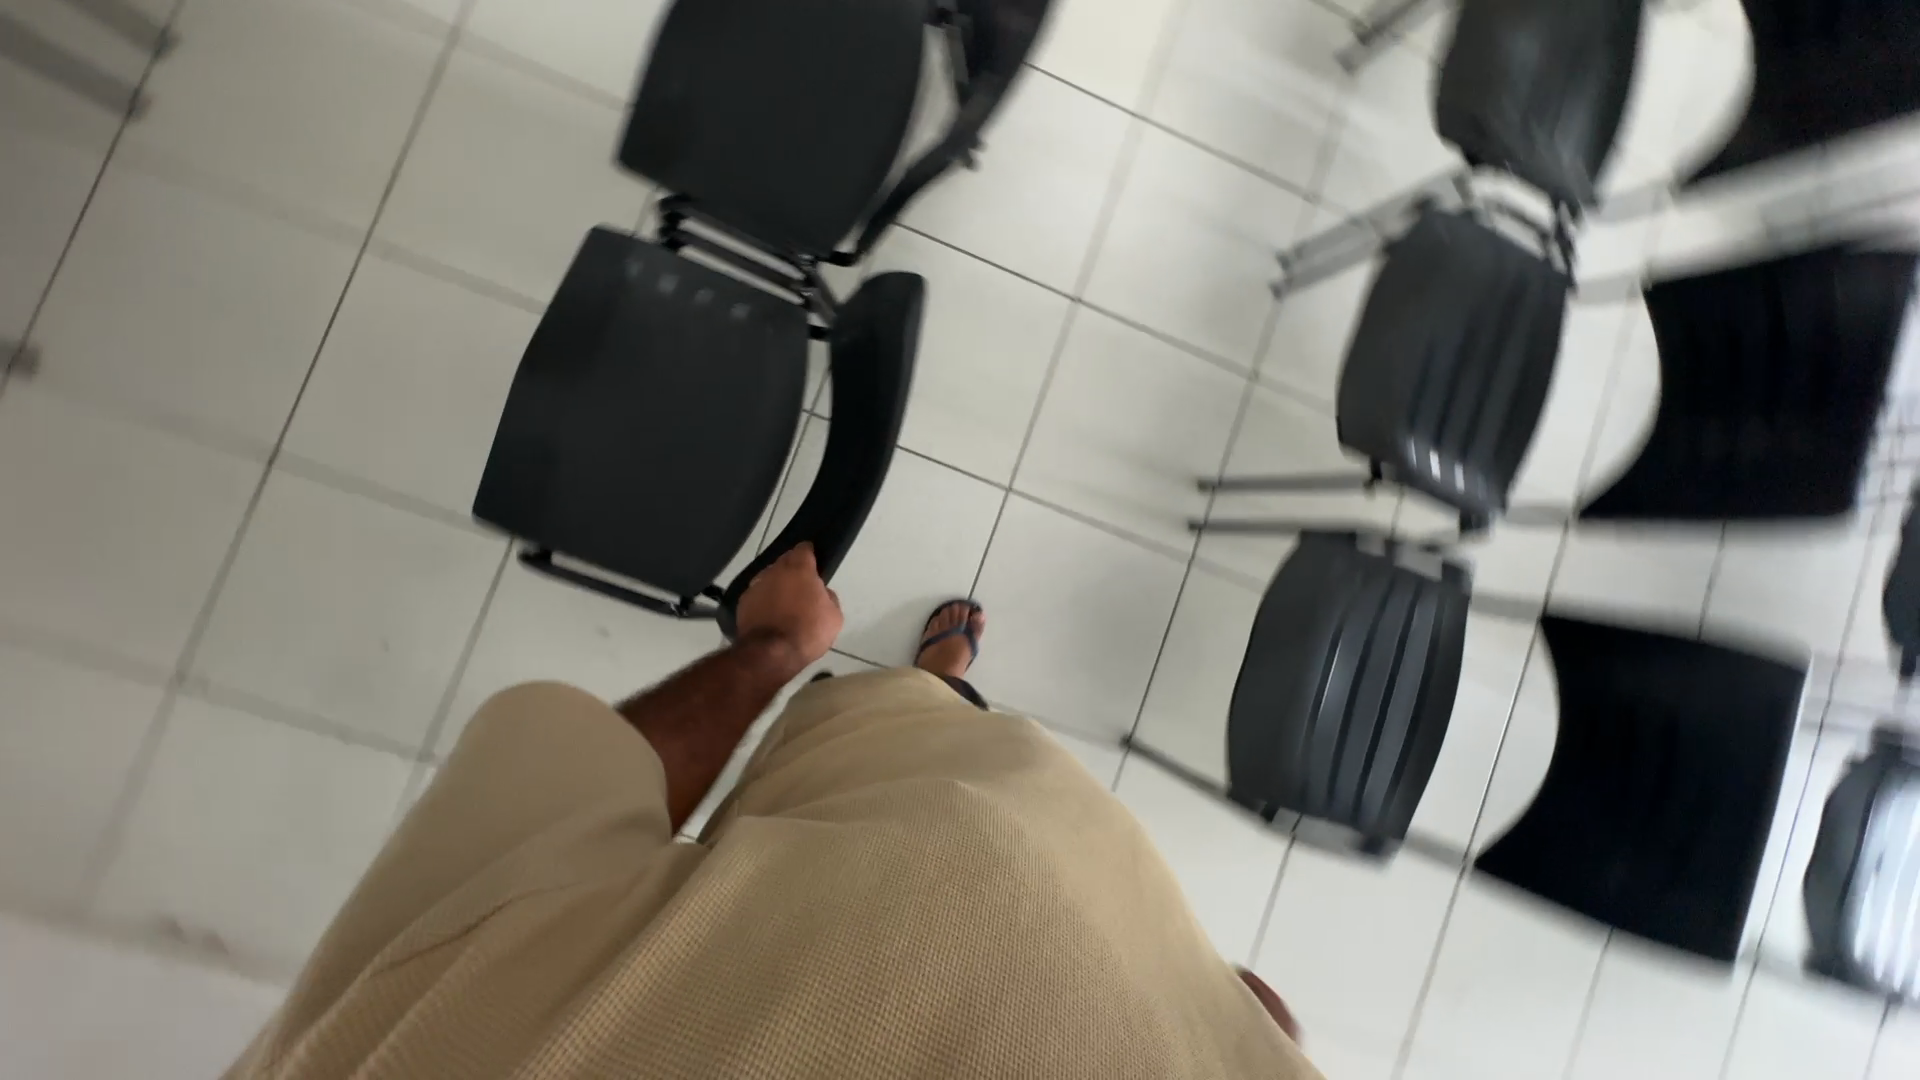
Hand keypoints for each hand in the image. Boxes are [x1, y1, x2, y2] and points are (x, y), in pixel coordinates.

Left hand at [735, 543, 842, 669]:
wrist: (771, 654)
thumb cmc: (808, 631)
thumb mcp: (834, 616)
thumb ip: (829, 597)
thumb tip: (821, 593)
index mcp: (799, 569)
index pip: (804, 549)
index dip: (810, 553)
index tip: (814, 562)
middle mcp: (775, 571)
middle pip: (785, 561)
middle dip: (793, 569)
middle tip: (802, 585)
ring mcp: (756, 586)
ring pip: (769, 578)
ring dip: (777, 585)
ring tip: (785, 603)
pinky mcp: (743, 603)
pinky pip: (758, 596)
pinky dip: (764, 601)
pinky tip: (770, 615)